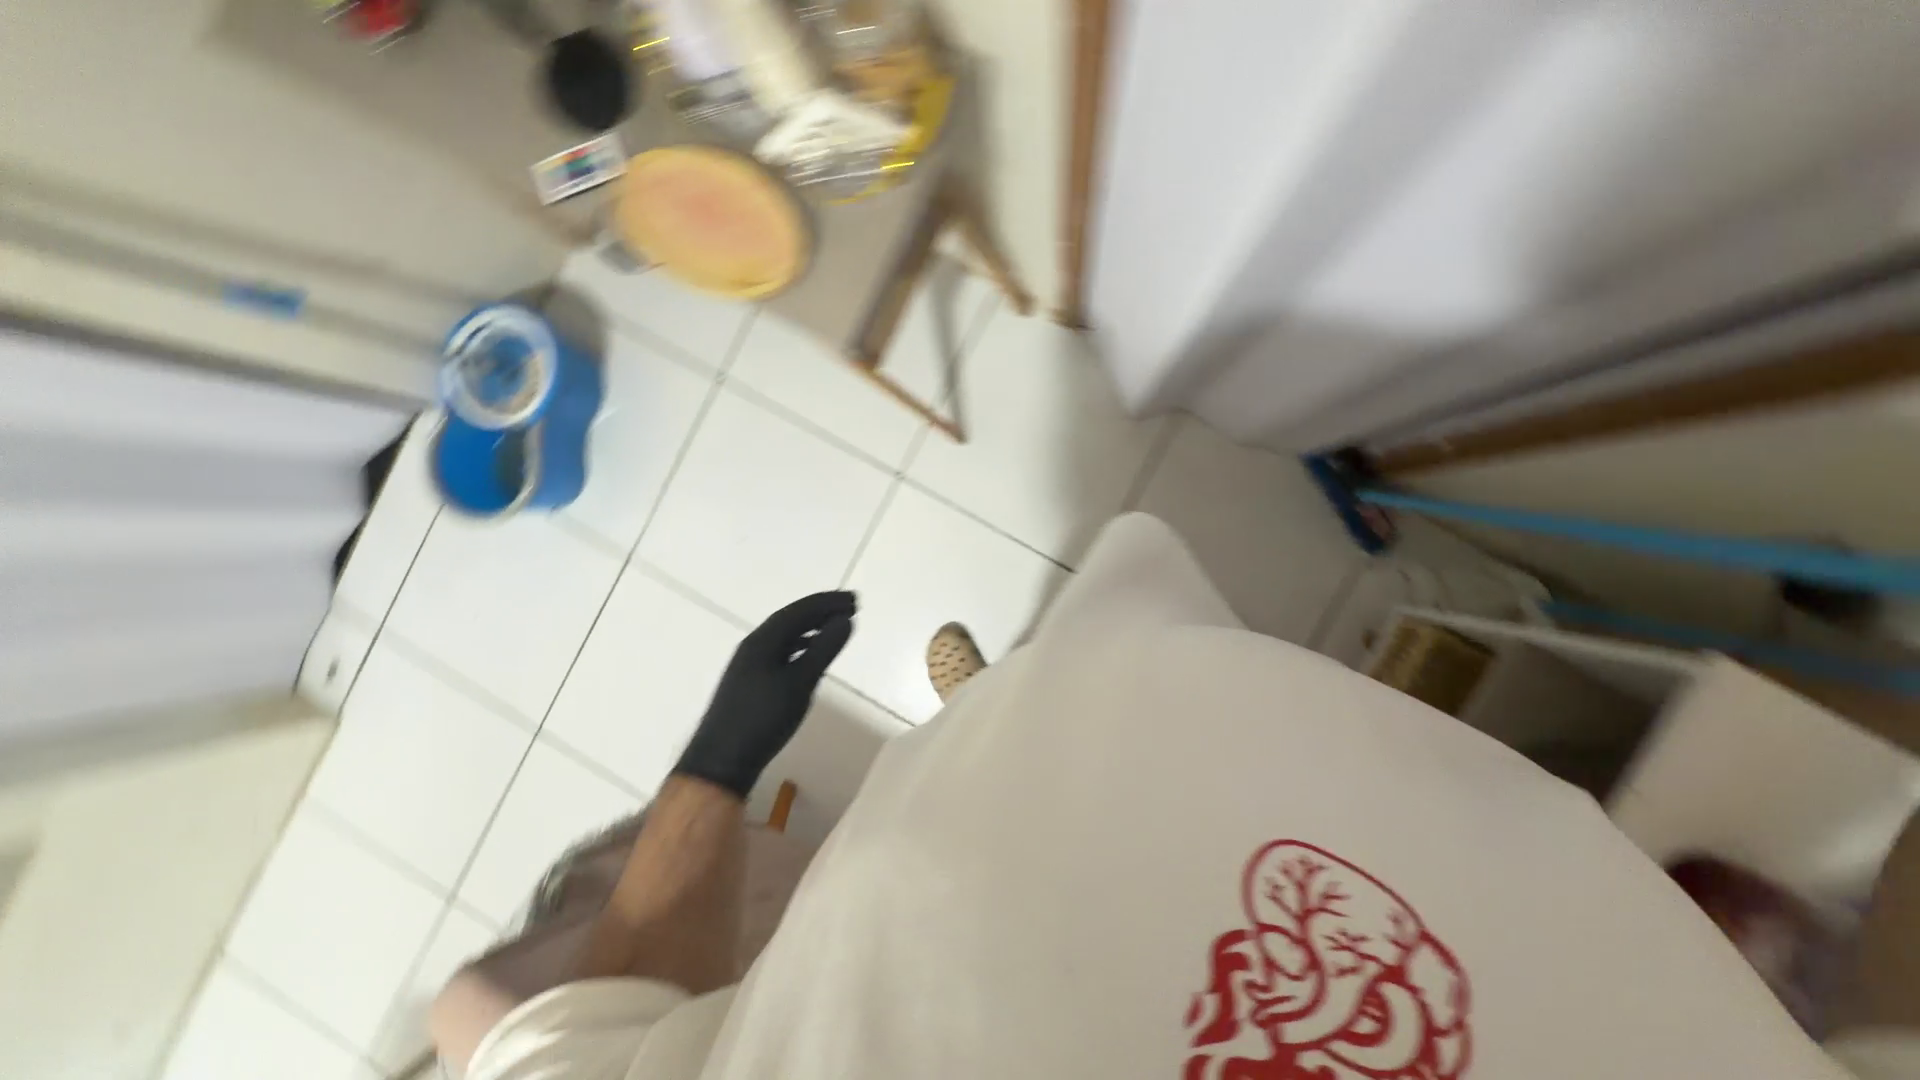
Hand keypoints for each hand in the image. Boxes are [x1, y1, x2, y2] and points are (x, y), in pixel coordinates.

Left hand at [672, 591, 856, 797]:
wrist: (722, 760)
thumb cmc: (762, 719)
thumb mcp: (799, 683)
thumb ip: (823, 650)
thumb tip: (845, 620)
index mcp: (762, 641)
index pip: (799, 611)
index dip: (827, 603)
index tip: (854, 600)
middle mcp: (753, 646)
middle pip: (790, 619)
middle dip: (820, 611)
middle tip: (850, 608)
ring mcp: (748, 664)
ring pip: (784, 636)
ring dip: (810, 628)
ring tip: (835, 627)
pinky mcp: (749, 681)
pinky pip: (779, 651)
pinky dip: (799, 646)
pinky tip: (809, 656)